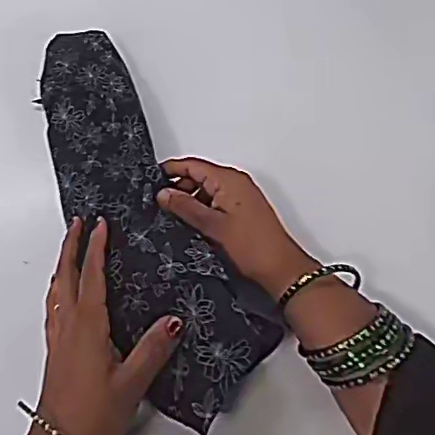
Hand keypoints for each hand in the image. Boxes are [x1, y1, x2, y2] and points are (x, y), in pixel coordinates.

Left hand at [39, 217, 180, 434]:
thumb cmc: (93, 417)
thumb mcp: (132, 383)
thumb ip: (153, 349)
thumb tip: (173, 320)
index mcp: (87, 325)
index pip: (91, 274)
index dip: (95, 246)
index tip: (99, 223)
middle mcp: (68, 325)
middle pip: (67, 274)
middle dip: (71, 245)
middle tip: (76, 223)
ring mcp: (58, 337)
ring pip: (57, 288)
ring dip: (62, 263)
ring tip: (68, 248)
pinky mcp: (55, 350)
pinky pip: (54, 305)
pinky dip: (58, 287)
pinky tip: (62, 294)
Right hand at [159, 158, 318, 299]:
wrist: (280, 269)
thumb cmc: (254, 247)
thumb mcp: (212, 225)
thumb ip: (185, 206)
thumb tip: (165, 193)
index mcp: (229, 179)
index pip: (193, 164)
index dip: (172, 170)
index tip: (154, 178)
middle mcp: (236, 182)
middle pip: (199, 175)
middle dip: (179, 187)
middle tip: (161, 202)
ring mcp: (241, 196)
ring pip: (207, 189)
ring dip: (191, 200)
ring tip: (175, 217)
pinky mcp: (243, 209)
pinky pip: (217, 201)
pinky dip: (203, 209)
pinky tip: (194, 225)